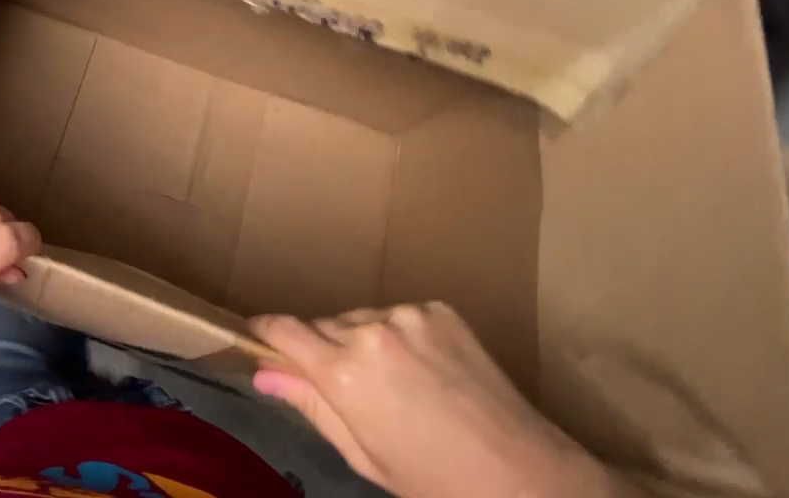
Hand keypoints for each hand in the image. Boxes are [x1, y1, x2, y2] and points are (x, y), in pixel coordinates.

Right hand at [251, 304, 625, 497]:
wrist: (529, 478)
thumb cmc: (436, 484)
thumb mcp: (365, 456)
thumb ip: (311, 405)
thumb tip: (263, 372)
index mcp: (343, 371)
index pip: (283, 329)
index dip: (266, 331)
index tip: (259, 338)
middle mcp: (368, 330)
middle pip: (323, 325)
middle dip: (322, 347)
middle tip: (346, 386)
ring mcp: (407, 314)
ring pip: (360, 318)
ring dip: (362, 340)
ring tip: (396, 382)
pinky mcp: (439, 308)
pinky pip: (399, 315)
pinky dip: (401, 335)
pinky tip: (426, 369)